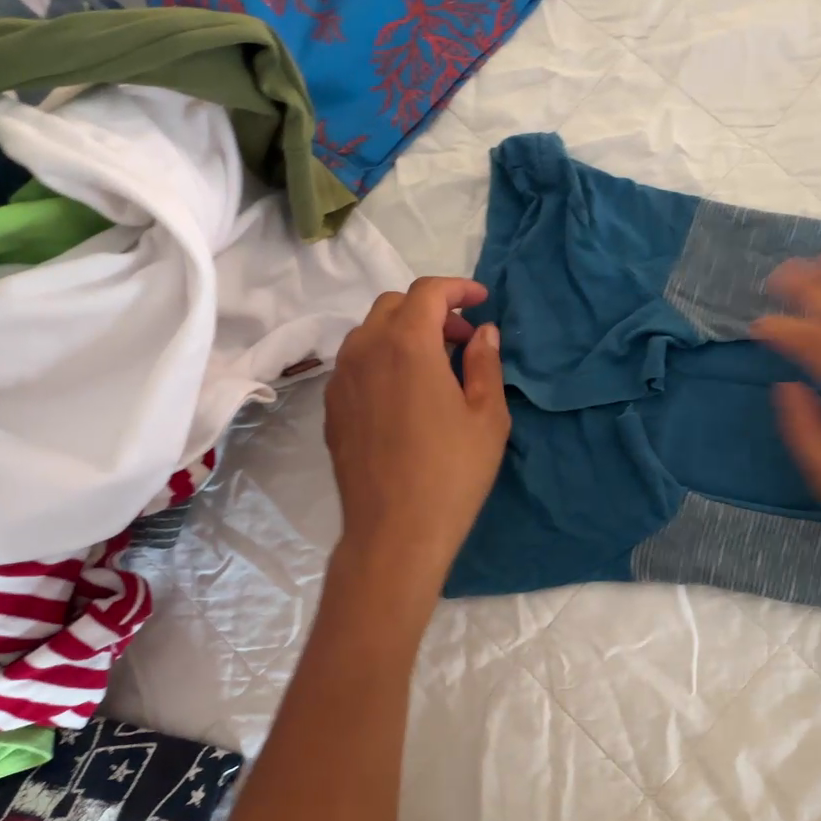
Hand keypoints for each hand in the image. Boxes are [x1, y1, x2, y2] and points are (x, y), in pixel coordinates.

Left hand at [324, 277, 509, 583]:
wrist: (395, 531)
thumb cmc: (453, 473)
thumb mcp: (488, 417)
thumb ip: (486, 364)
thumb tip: (483, 333)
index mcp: (407, 345)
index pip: (427, 292)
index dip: (457, 289)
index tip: (482, 300)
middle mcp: (365, 350)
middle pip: (394, 306)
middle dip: (431, 310)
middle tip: (463, 339)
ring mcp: (342, 380)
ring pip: (370, 333)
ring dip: (404, 334)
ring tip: (435, 366)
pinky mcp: (332, 408)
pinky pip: (356, 365)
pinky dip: (383, 360)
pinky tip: (406, 395)